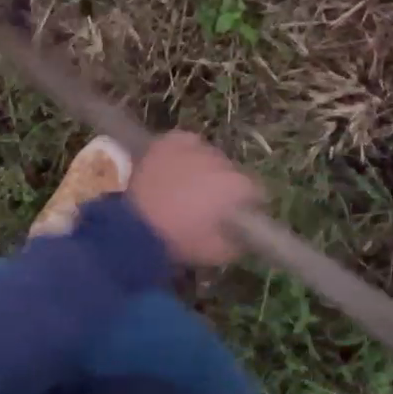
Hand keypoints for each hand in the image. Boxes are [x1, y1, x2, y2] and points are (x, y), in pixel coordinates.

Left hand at [126, 131, 262, 266]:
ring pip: (210, 157)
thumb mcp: (219, 253)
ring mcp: (195, 147)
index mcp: (238, 186)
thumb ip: (241, 241)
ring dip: (204, 170)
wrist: (134, 225)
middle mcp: (221, 160)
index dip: (248, 204)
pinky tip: (175, 169)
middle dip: (223, 186)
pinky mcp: (172, 140)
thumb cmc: (179, 241)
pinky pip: (188, 144)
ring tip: (184, 188)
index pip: (258, 191)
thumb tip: (245, 234)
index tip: (235, 216)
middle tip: (205, 205)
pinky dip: (185, 154)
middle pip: (232, 172)